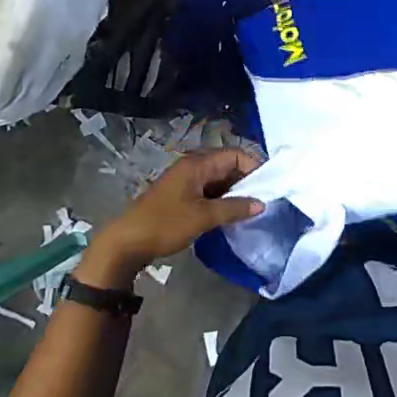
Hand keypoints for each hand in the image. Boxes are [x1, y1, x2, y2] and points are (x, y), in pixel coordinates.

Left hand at [80, 149, 266, 289]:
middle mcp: (192, 165)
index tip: (269, 186)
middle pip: (227, 164)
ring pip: (218, 179)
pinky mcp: (181, 195)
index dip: (253, 166)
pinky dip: (221, 199)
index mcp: (197, 163)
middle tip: (263, 200)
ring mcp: (185, 180)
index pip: (234, 154)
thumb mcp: (203, 217)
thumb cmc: (166, 224)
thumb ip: (234, 208)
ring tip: (250, 209)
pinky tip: (230, 215)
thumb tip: (262, 203)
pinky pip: (208, 190)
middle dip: (246, 180)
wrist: (128, 242)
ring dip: (234, 192)